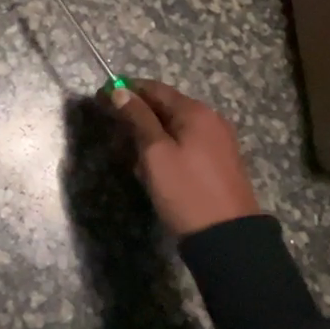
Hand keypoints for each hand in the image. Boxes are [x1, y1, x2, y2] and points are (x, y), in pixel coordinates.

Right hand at [109, 80, 261, 235]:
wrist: (228, 240)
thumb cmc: (186, 190)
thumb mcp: (156, 152)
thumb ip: (138, 118)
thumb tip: (120, 91)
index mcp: (195, 111)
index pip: (154, 88)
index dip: (126, 91)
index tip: (101, 99)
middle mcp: (210, 120)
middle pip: (165, 107)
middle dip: (137, 117)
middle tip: (115, 135)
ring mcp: (218, 142)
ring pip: (174, 128)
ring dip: (150, 137)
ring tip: (131, 158)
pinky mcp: (220, 163)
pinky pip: (186, 145)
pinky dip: (166, 150)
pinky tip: (154, 169)